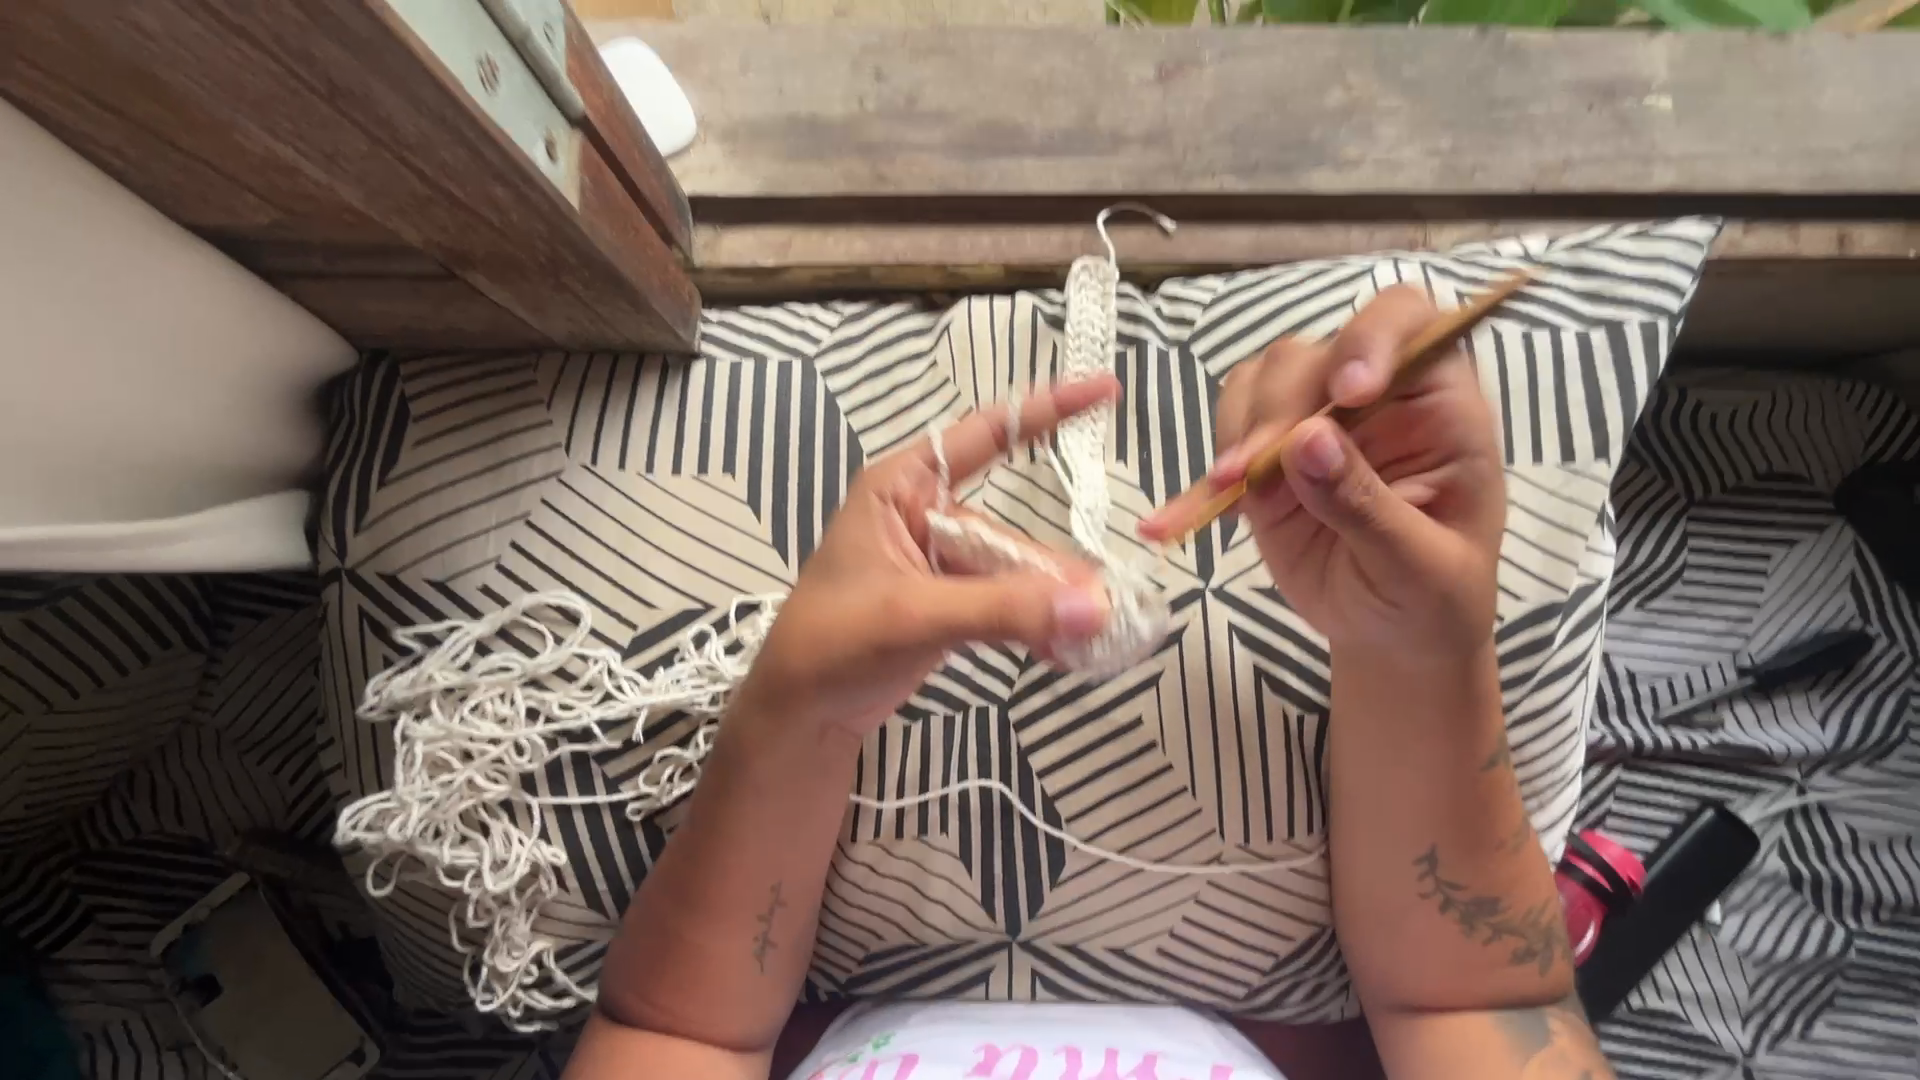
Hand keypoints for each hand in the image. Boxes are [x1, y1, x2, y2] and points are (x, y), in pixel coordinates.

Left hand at [734, 378, 1119, 740]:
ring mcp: (937, 562)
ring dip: (1048, 604)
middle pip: (1006, 529)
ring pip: (1011, 571)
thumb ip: (1000, 608)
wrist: (798, 713)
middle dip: (1051, 568)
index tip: (1106, 389)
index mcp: (901, 488)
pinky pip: (1003, 604)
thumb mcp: (911, 615)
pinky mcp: (946, 604)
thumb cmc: (831, 642)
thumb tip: (1092, 605)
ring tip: (1093, 636)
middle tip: (1103, 607)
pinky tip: (1064, 649)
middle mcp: (923, 516)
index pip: (982, 435)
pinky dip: (1032, 624)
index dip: (1045, 411)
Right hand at [1141, 286, 1504, 663]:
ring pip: (1257, 383)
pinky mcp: (1265, 459)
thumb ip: (1364, 502)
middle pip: (1307, 357)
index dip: (1371, 339)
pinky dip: (1204, 470)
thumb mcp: (1415, 564)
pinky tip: (1194, 511)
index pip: (1407, 324)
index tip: (1348, 394)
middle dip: (1275, 412)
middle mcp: (1371, 401)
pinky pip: (1224, 433)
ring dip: (1235, 433)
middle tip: (1248, 476)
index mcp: (1437, 408)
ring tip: (1229, 492)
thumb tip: (1305, 440)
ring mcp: (1312, 425)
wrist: (1387, 634)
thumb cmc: (1428, 598)